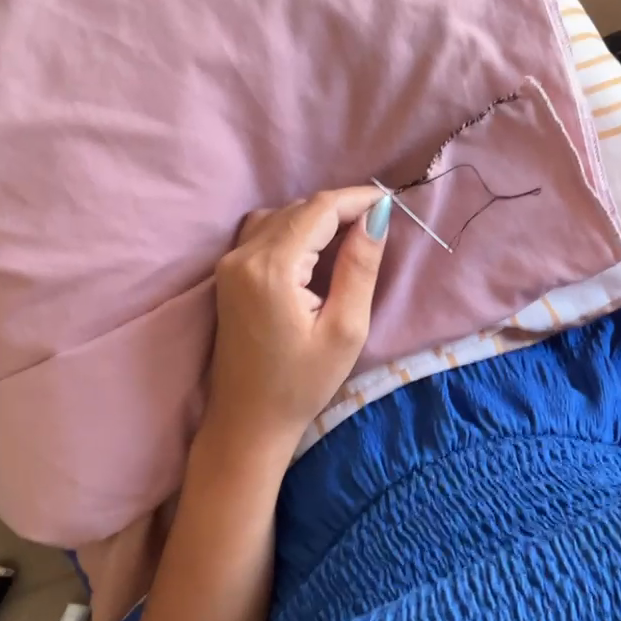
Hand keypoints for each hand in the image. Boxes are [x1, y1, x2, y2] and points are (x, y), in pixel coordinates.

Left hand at [201, 188, 392, 456]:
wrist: (247, 421)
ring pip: (282, 215)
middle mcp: (243, 256)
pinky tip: (316, 249)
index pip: (319, 209)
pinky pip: (265, 230)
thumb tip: (377, 217)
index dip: (358, 199)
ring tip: (353, 236)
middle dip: (342, 208)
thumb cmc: (302, 383)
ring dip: (319, 217)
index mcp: (272, 269)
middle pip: (300, 208)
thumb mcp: (346, 329)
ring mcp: (230, 263)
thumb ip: (360, 266)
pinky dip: (296, 228)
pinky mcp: (228, 273)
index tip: (391, 202)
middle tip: (379, 224)